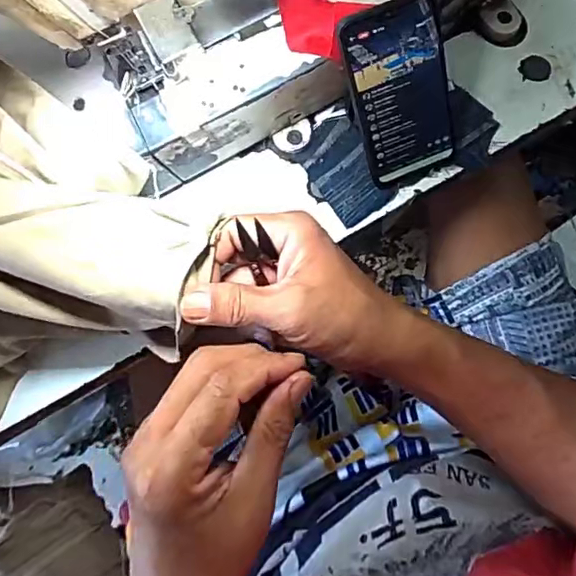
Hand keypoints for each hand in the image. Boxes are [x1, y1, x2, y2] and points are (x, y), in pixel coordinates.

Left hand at [115, 345, 311, 575]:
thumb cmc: (214, 566)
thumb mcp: (253, 501)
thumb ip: (271, 433)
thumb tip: (296, 381)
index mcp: (170, 461)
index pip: (218, 388)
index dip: (261, 368)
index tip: (297, 364)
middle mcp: (147, 438)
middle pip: (199, 369)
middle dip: (247, 359)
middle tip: (289, 366)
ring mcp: (141, 434)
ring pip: (189, 374)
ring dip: (233, 367)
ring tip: (273, 375)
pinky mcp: (146, 436)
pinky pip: (183, 392)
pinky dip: (217, 384)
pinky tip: (246, 391)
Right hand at [180, 212, 430, 374]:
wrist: (384, 346)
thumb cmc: (348, 317)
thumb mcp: (285, 309)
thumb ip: (236, 304)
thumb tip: (191, 302)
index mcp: (288, 229)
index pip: (232, 230)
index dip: (213, 256)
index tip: (199, 287)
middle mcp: (284, 242)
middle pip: (235, 254)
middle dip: (222, 283)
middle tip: (205, 310)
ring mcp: (286, 268)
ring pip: (242, 278)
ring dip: (234, 301)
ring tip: (225, 324)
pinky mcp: (287, 291)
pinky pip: (255, 295)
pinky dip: (247, 312)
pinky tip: (243, 329)